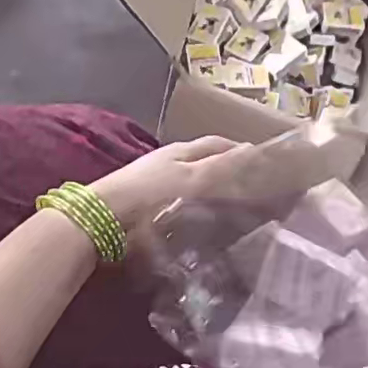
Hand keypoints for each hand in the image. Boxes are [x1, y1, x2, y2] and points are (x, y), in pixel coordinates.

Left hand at [89, 136, 252, 233]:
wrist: (103, 220)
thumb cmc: (150, 195)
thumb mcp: (192, 179)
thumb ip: (222, 168)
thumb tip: (253, 152)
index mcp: (182, 150)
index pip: (219, 144)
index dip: (241, 151)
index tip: (264, 165)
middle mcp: (168, 162)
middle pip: (204, 161)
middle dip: (227, 171)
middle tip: (252, 190)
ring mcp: (155, 184)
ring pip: (191, 182)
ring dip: (211, 191)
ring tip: (231, 209)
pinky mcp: (146, 206)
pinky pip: (179, 202)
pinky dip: (195, 207)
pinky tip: (201, 222)